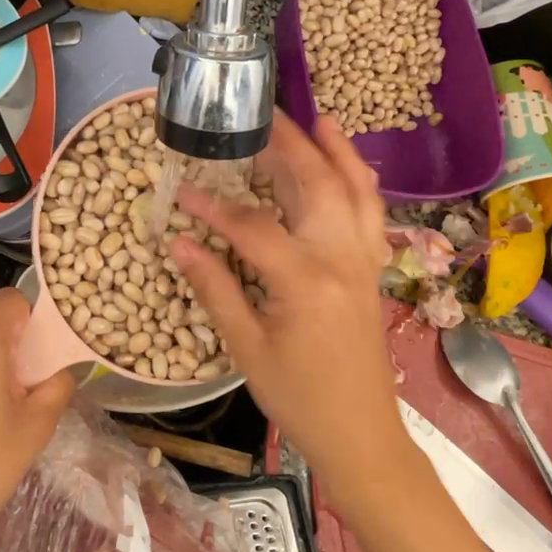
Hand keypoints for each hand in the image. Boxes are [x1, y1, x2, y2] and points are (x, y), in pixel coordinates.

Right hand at [172, 114, 399, 477]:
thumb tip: (179, 241)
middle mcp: (342, 258)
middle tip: (263, 116)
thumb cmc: (299, 397)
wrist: (361, 435)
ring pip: (357, 191)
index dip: (213, 208)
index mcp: (305, 280)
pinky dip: (358, 183)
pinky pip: (370, 214)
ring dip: (337, 152)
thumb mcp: (247, 348)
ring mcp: (364, 262)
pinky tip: (344, 170)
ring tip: (318, 120)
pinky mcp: (372, 271)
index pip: (251, 226)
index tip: (183, 192)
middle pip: (317, 184)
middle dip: (290, 145)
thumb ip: (215, 288)